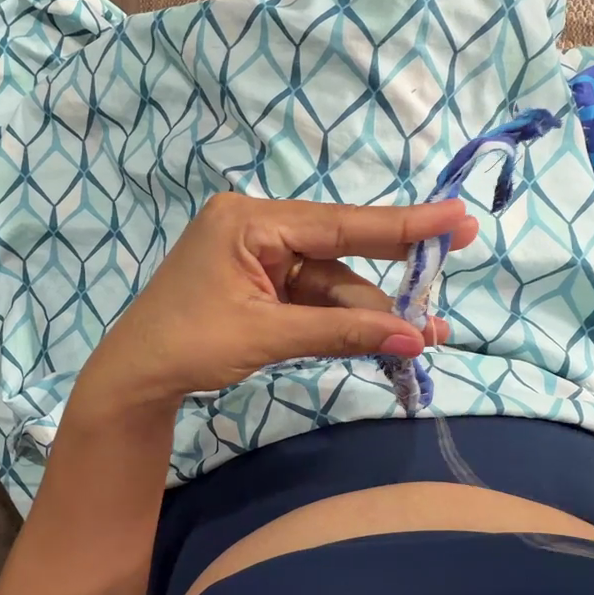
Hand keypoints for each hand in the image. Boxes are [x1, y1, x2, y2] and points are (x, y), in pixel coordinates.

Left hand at [75, 192, 479, 408]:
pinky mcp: (259, 284)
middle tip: (455, 260)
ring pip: (329, 280)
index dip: (403, 225)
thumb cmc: (189, 346)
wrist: (136, 376)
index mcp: (250, 221)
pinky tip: (382, 334)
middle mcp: (257, 228)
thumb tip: (413, 337)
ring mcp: (258, 257)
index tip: (457, 218)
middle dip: (393, 270)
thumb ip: (340, 332)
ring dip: (370, 310)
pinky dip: (342, 319)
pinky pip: (311, 296)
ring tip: (422, 335)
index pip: (339, 222)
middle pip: (339, 247)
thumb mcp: (267, 336)